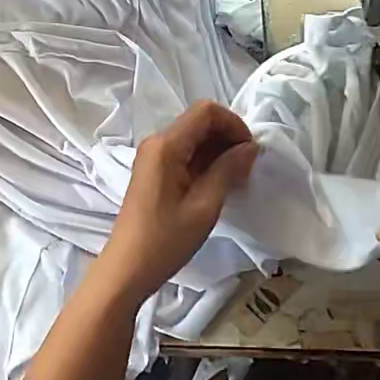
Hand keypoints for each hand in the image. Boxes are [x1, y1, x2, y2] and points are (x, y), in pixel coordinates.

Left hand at [98, 101, 259, 294]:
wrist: (127, 268)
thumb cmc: (165, 240)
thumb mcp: (204, 206)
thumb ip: (228, 170)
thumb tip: (251, 147)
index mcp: (166, 146)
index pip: (206, 111)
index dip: (234, 124)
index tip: (250, 151)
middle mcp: (157, 143)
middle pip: (199, 122)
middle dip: (228, 137)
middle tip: (247, 168)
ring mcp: (152, 157)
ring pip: (194, 138)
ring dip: (218, 151)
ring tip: (237, 179)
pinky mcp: (154, 171)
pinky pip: (184, 154)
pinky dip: (205, 162)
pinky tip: (219, 184)